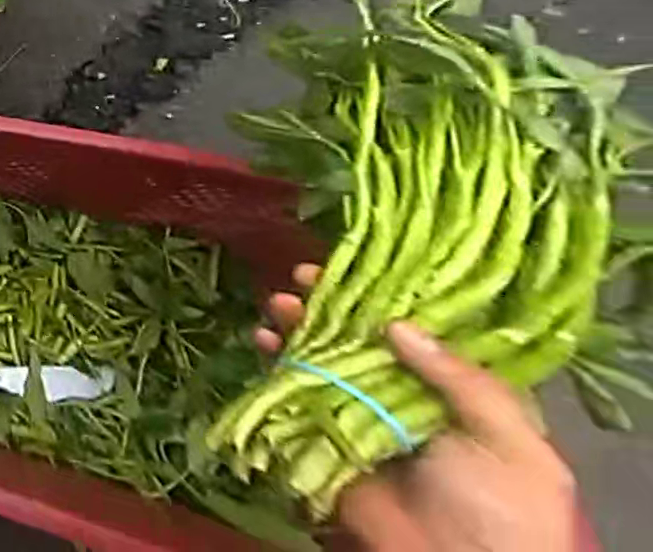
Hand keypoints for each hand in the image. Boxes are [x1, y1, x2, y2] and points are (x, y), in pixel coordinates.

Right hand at [257, 267, 579, 551]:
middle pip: (356, 333)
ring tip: (279, 305)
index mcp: (449, 390)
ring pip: (316, 349)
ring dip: (294, 322)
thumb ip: (465, 384)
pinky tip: (262, 339)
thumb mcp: (512, 447)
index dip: (384, 297)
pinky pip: (286, 380)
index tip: (356, 268)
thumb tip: (395, 325)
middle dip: (328, 302)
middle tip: (305, 277)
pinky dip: (270, 355)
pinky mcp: (313, 420)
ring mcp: (351, 402)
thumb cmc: (500, 507)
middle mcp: (396, 388)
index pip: (414, 331)